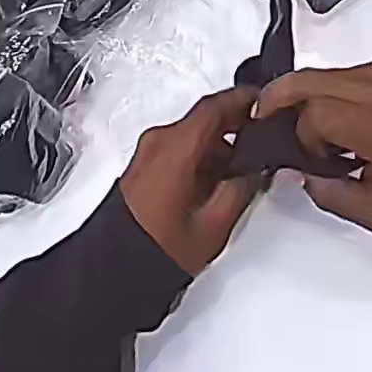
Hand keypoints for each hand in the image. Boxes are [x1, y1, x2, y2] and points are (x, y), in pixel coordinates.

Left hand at [121, 87, 261, 274]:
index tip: (261, 98)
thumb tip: (253, 171)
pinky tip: (214, 180)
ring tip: (240, 169)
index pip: (214, 106)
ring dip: (216, 144)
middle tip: (259, 134)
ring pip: (191, 134)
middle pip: (203, 119)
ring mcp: (147, 152)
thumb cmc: (153, 252)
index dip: (241, 98)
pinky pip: (177, 147)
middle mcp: (158, 142)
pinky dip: (199, 155)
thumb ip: (241, 189)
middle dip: (234, 124)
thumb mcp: (213, 226)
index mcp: (176, 148)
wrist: (110, 273)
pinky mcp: (142, 165)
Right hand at [257, 61, 371, 233]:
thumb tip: (296, 172)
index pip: (315, 112)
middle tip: (265, 115)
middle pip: (306, 79)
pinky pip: (336, 73)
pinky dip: (320, 89)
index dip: (303, 136)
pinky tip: (323, 114)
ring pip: (318, 72)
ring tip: (300, 123)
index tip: (313, 156)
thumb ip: (328, 193)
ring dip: (299, 93)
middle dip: (277, 96)